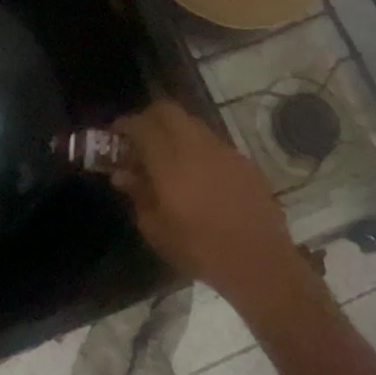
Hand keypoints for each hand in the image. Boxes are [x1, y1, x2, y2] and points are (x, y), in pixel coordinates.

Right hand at [111, 100, 306, 306]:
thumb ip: (137, 194)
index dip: (124, 125)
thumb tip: (123, 174)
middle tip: (138, 140)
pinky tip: (196, 176)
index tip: (115, 136)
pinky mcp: (244, 163)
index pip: (141, 124)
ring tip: (166, 159)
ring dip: (174, 132)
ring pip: (192, 124)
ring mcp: (224, 151)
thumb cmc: (200, 250)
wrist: (260, 264)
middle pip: (168, 111)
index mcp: (170, 161)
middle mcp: (197, 146)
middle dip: (148, 119)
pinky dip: (196, 149)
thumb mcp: (156, 228)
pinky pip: (212, 143)